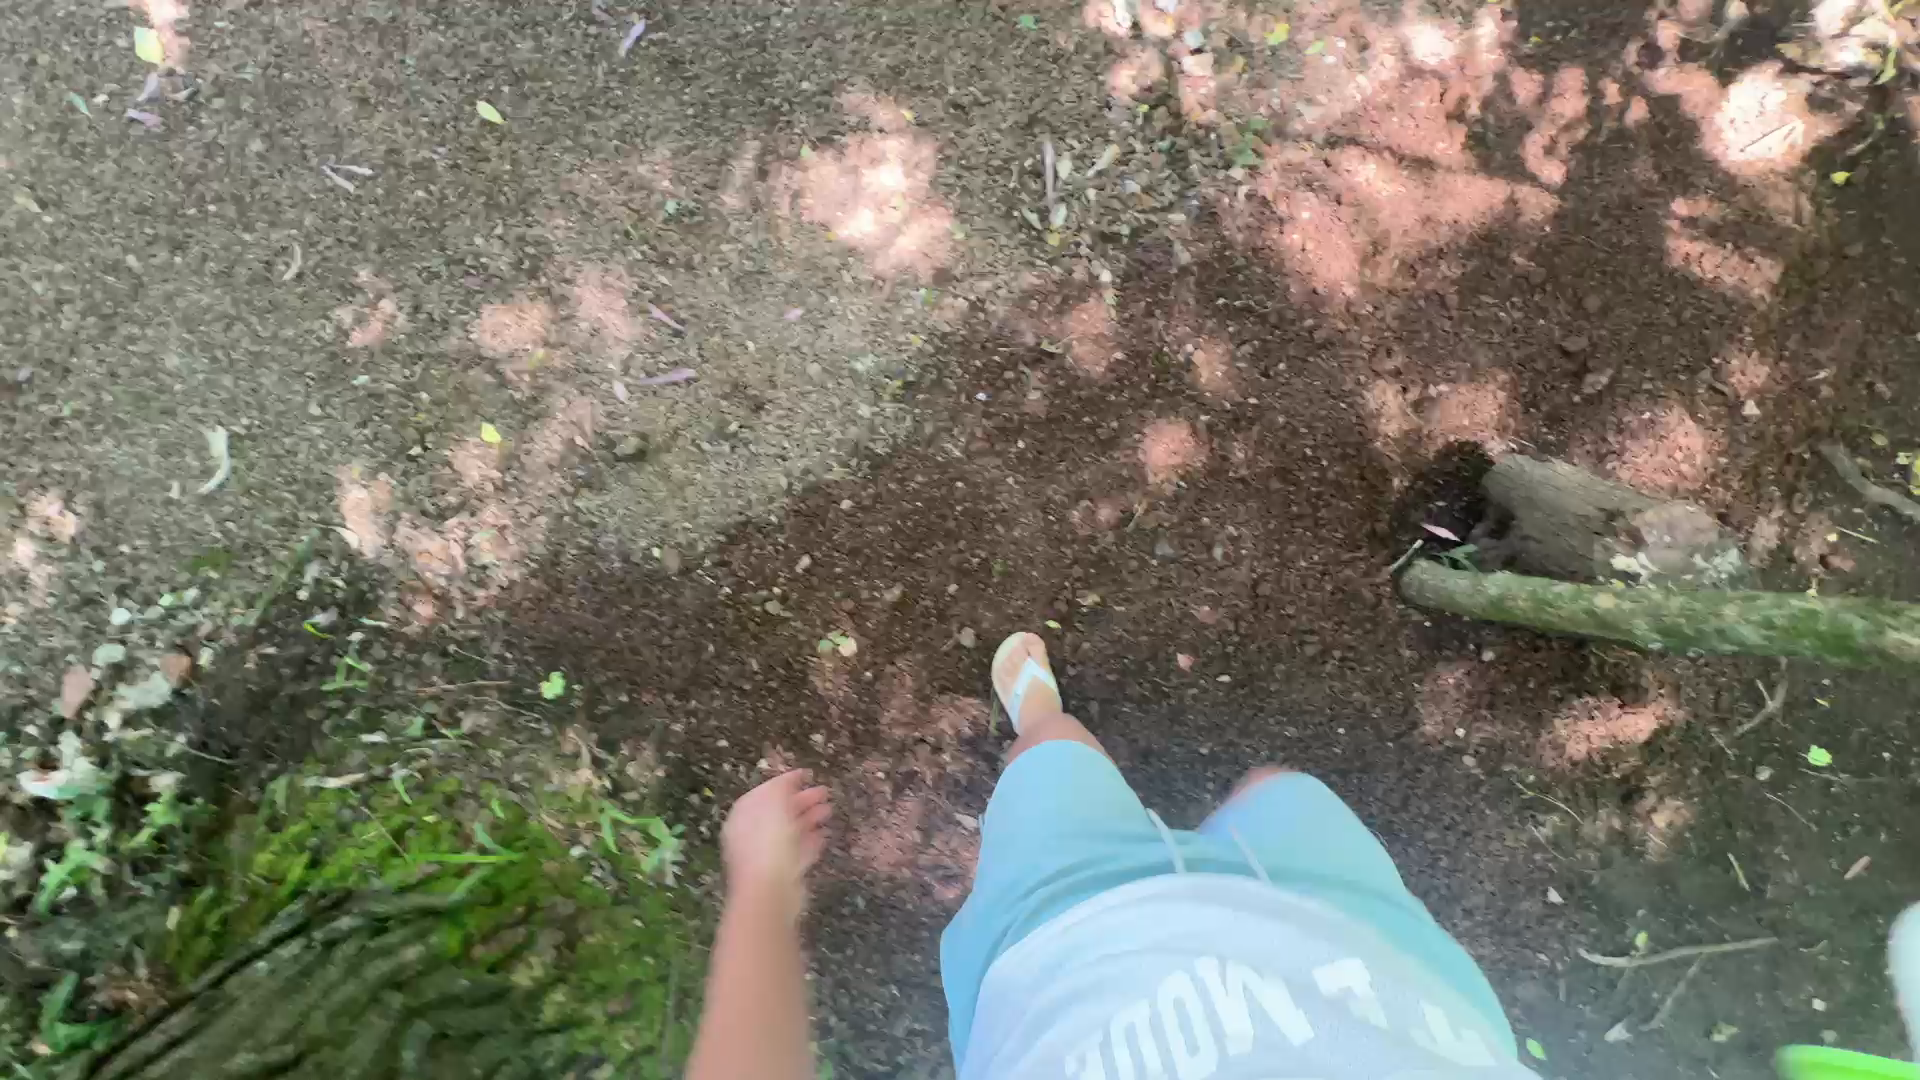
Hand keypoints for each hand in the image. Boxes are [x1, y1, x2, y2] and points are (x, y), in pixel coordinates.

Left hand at [720, 770, 831, 916]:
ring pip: (790, 832)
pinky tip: (823, 836)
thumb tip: (792, 778)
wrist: (769, 892)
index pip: (764, 793)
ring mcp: (766, 856)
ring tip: (829, 811)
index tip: (807, 774)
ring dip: (810, 819)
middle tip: (825, 792)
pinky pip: (797, 852)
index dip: (785, 782)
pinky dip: (810, 841)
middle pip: (779, 812)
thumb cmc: (768, 842)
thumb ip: (782, 787)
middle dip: (802, 800)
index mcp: (744, 817)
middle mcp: (752, 834)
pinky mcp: (781, 874)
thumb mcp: (775, 804)